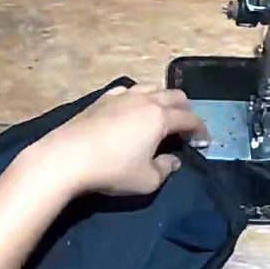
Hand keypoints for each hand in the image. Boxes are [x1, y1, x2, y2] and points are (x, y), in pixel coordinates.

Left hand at [21, 84, 208, 196]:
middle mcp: (144, 100)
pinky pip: (128, 91)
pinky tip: (131, 111)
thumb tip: (172, 160)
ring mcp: (121, 96)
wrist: (66, 157)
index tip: (203, 143)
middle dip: (186, 110)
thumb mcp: (146, 180)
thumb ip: (165, 169)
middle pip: (175, 96)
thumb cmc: (111, 171)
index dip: (201, 131)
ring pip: (151, 88)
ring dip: (162, 100)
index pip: (190, 118)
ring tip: (160, 116)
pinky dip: (137, 98)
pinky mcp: (101, 99)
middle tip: (185, 128)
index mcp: (160, 117)